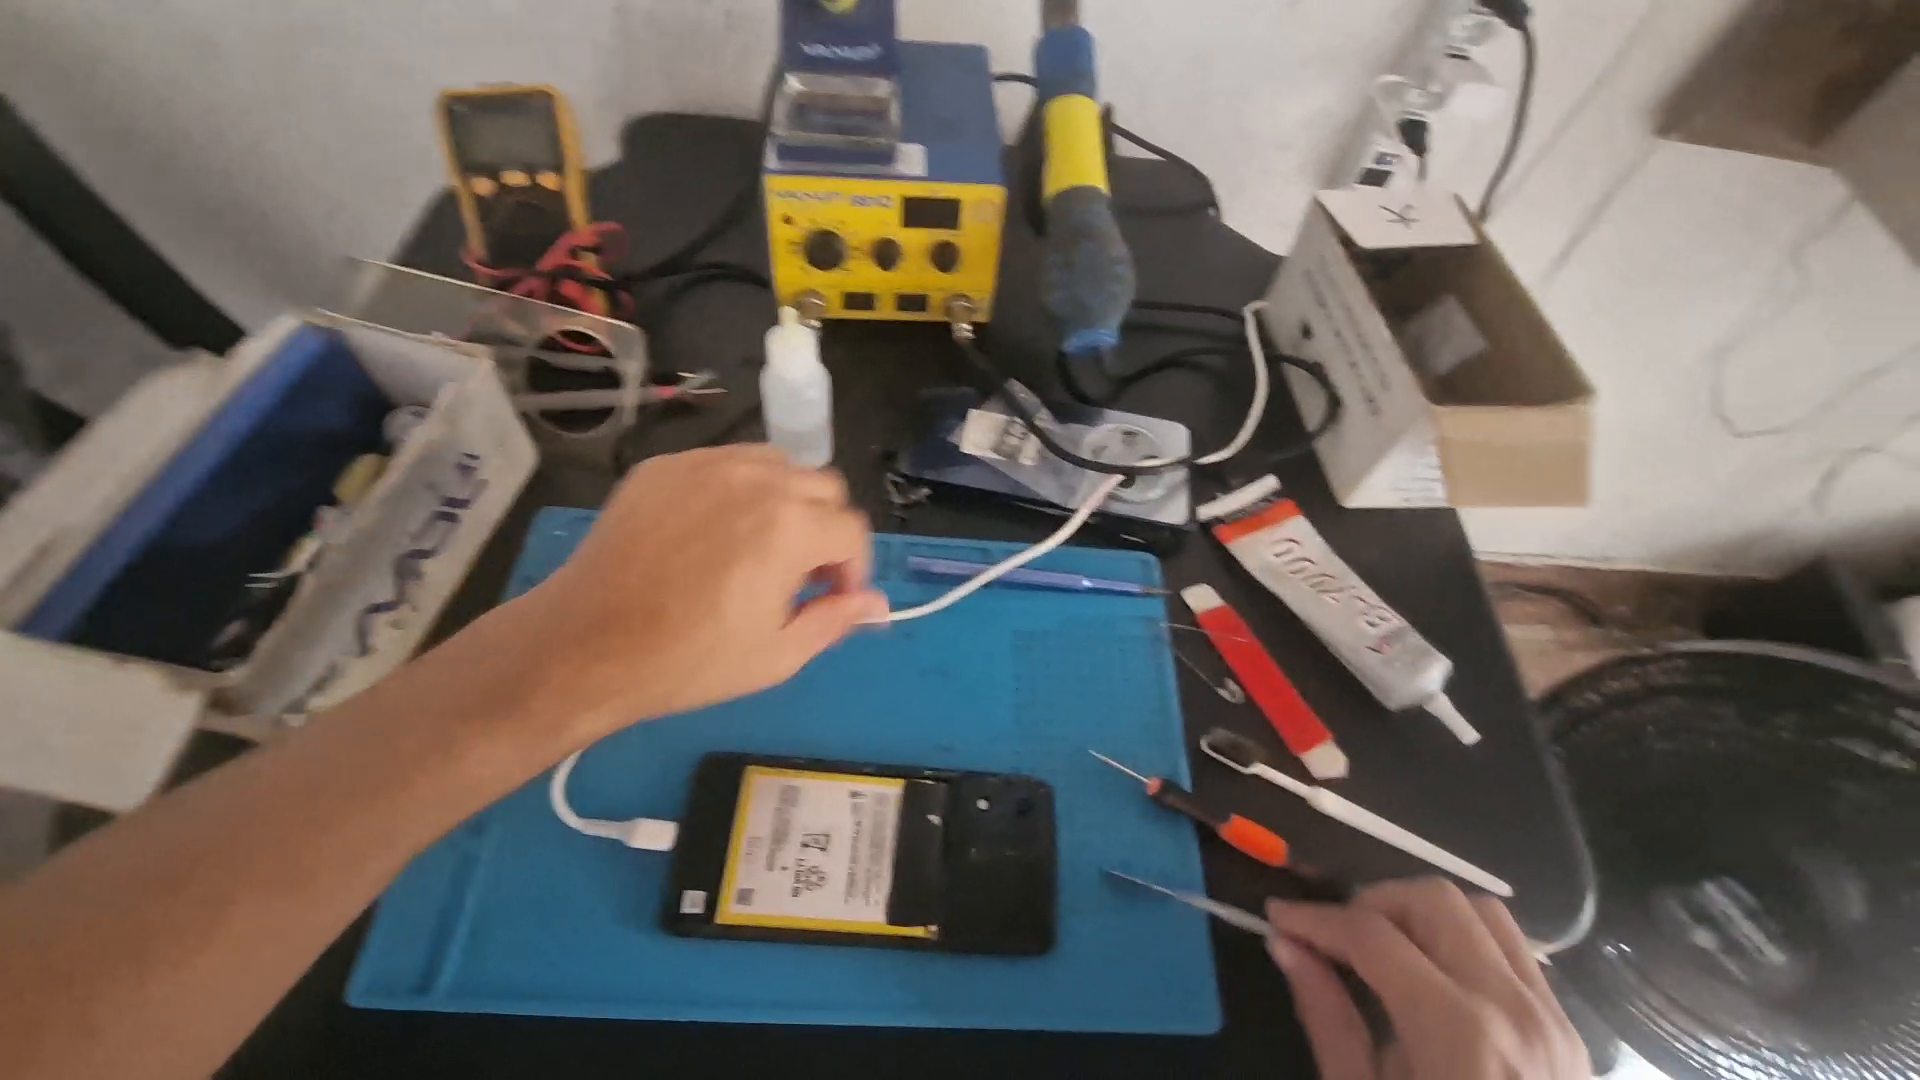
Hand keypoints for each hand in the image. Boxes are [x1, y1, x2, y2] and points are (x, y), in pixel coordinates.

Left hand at [459, 446, 887, 751]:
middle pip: (824, 487)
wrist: (586, 645)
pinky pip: (724, 464)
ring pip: (777, 465)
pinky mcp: (664, 466)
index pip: (853, 531)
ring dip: (786, 501)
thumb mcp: (778, 654)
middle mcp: (757, 480)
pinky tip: (710, 533)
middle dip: (826, 530)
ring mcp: (706, 465)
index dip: (853, 569)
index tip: (833, 600)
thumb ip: (837, 620)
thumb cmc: (690, 660)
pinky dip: (736, 491)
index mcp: (792, 526)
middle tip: (799, 575)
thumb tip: (878, 605)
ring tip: (759, 546)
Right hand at [1266, 879, 1587, 1079]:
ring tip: (1384, 948)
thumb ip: (1326, 1015)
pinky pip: (1514, 948)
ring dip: (1421, 913)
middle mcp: (1514, 1010)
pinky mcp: (1570, 1031)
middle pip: (1433, 901)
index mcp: (1459, 1036)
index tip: (1279, 917)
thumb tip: (1285, 944)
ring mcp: (1553, 1018)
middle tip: (1334, 937)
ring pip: (1481, 910)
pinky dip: (1463, 938)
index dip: (1315, 917)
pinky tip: (1432, 974)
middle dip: (1370, 904)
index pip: (1372, 934)